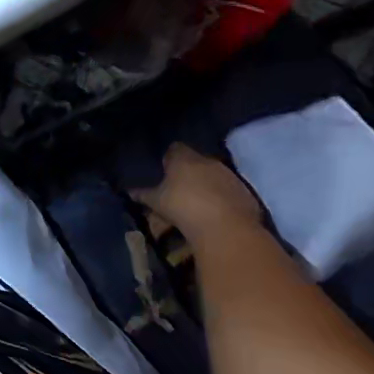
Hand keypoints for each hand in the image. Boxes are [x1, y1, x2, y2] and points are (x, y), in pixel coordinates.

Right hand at [132, 143, 263, 245]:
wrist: (224, 225)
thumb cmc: (182, 207)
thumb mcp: (156, 202)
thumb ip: (143, 195)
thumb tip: (129, 191)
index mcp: (184, 159)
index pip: (175, 149)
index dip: (169, 159)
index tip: (163, 170)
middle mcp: (207, 160)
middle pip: (196, 161)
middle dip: (188, 172)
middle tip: (178, 189)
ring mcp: (228, 174)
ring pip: (213, 174)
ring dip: (206, 184)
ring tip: (197, 202)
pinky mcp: (244, 190)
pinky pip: (228, 189)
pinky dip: (221, 196)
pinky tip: (215, 211)